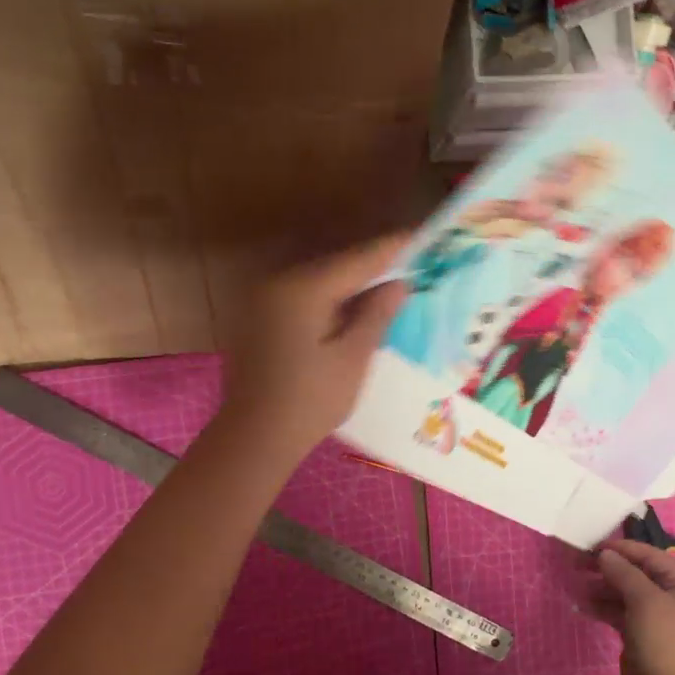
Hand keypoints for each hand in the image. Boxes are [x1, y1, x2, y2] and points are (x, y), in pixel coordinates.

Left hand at [219, 236, 407, 455]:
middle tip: (407, 264)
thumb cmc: (309, 402)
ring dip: (348, 285)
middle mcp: (277, 284)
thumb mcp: (352, 359)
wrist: (254, 438)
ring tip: (384, 287)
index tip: (419, 236)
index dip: (390, 249)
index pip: (356, 260)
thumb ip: (376, 315)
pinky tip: (349, 314)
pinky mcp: (256, 321)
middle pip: (333, 267)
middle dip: (370, 267)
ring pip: (316, 283)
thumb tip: (397, 284)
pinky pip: (300, 300)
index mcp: (302, 289)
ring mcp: (261, 301)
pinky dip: (327, 302)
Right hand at [586, 539, 674, 674]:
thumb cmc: (665, 642)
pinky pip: (619, 613)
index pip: (652, 557)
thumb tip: (605, 554)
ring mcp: (656, 618)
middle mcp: (671, 599)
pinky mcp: (640, 635)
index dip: (625, 549)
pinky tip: (582, 606)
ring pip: (625, 594)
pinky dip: (602, 608)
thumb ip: (625, 574)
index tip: (595, 546)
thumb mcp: (646, 602)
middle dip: (609, 569)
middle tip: (579, 564)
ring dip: (602, 588)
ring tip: (577, 587)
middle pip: (637, 574)